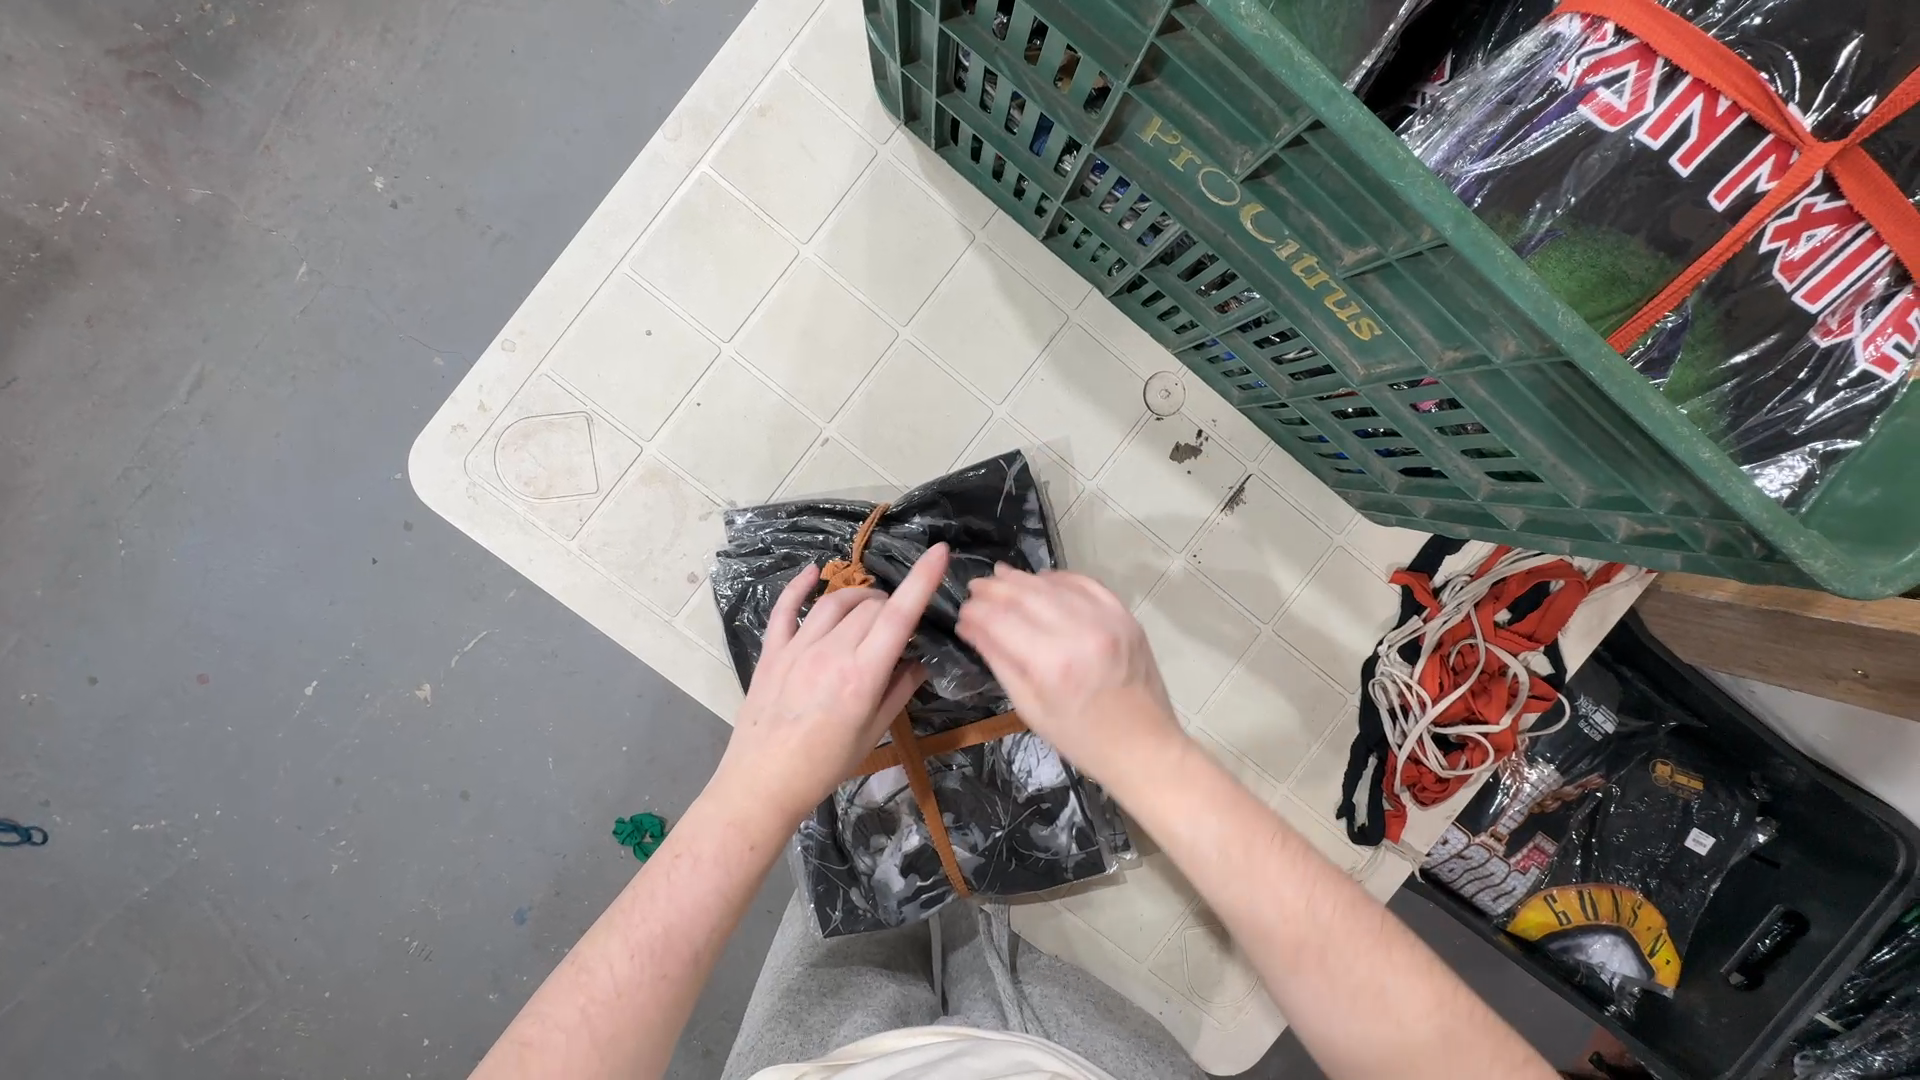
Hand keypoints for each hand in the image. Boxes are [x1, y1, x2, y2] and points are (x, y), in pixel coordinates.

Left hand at [715, 544, 951, 822]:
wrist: (763, 784)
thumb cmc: (825, 766)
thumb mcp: (873, 733)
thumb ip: (899, 691)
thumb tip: (919, 660)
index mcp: (862, 676)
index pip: (899, 616)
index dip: (922, 581)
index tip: (940, 552)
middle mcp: (831, 653)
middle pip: (870, 607)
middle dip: (892, 605)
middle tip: (899, 625)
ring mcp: (797, 649)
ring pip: (834, 602)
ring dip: (858, 597)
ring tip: (870, 608)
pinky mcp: (772, 652)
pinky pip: (784, 609)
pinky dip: (799, 586)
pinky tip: (811, 573)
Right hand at [956, 564, 1183, 782]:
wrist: (1144, 747)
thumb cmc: (1081, 739)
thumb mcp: (1030, 708)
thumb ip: (999, 660)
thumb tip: (970, 625)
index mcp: (1051, 664)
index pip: (1001, 620)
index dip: (976, 611)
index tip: (962, 611)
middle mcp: (1080, 632)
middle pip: (1025, 594)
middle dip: (995, 588)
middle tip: (975, 587)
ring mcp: (1107, 619)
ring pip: (1053, 584)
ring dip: (1023, 579)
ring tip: (1001, 578)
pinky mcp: (1125, 616)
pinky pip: (1085, 584)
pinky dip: (1059, 578)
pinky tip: (1042, 581)